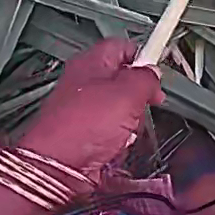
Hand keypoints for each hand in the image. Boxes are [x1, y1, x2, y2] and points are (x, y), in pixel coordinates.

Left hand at [19, 39, 164, 174]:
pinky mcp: (84, 136)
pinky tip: (115, 147)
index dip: (142, 57)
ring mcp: (82, 111)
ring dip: (130, 124)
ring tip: (125, 131)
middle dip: (138, 97)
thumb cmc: (80, 127)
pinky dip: (119, 142)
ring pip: (120, 111)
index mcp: (91, 63)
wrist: (58, 167)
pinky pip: (113, 135)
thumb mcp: (127, 93)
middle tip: (142, 105)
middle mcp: (83, 84)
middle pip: (124, 82)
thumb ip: (145, 78)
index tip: (156, 70)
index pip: (122, 47)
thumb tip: (153, 74)